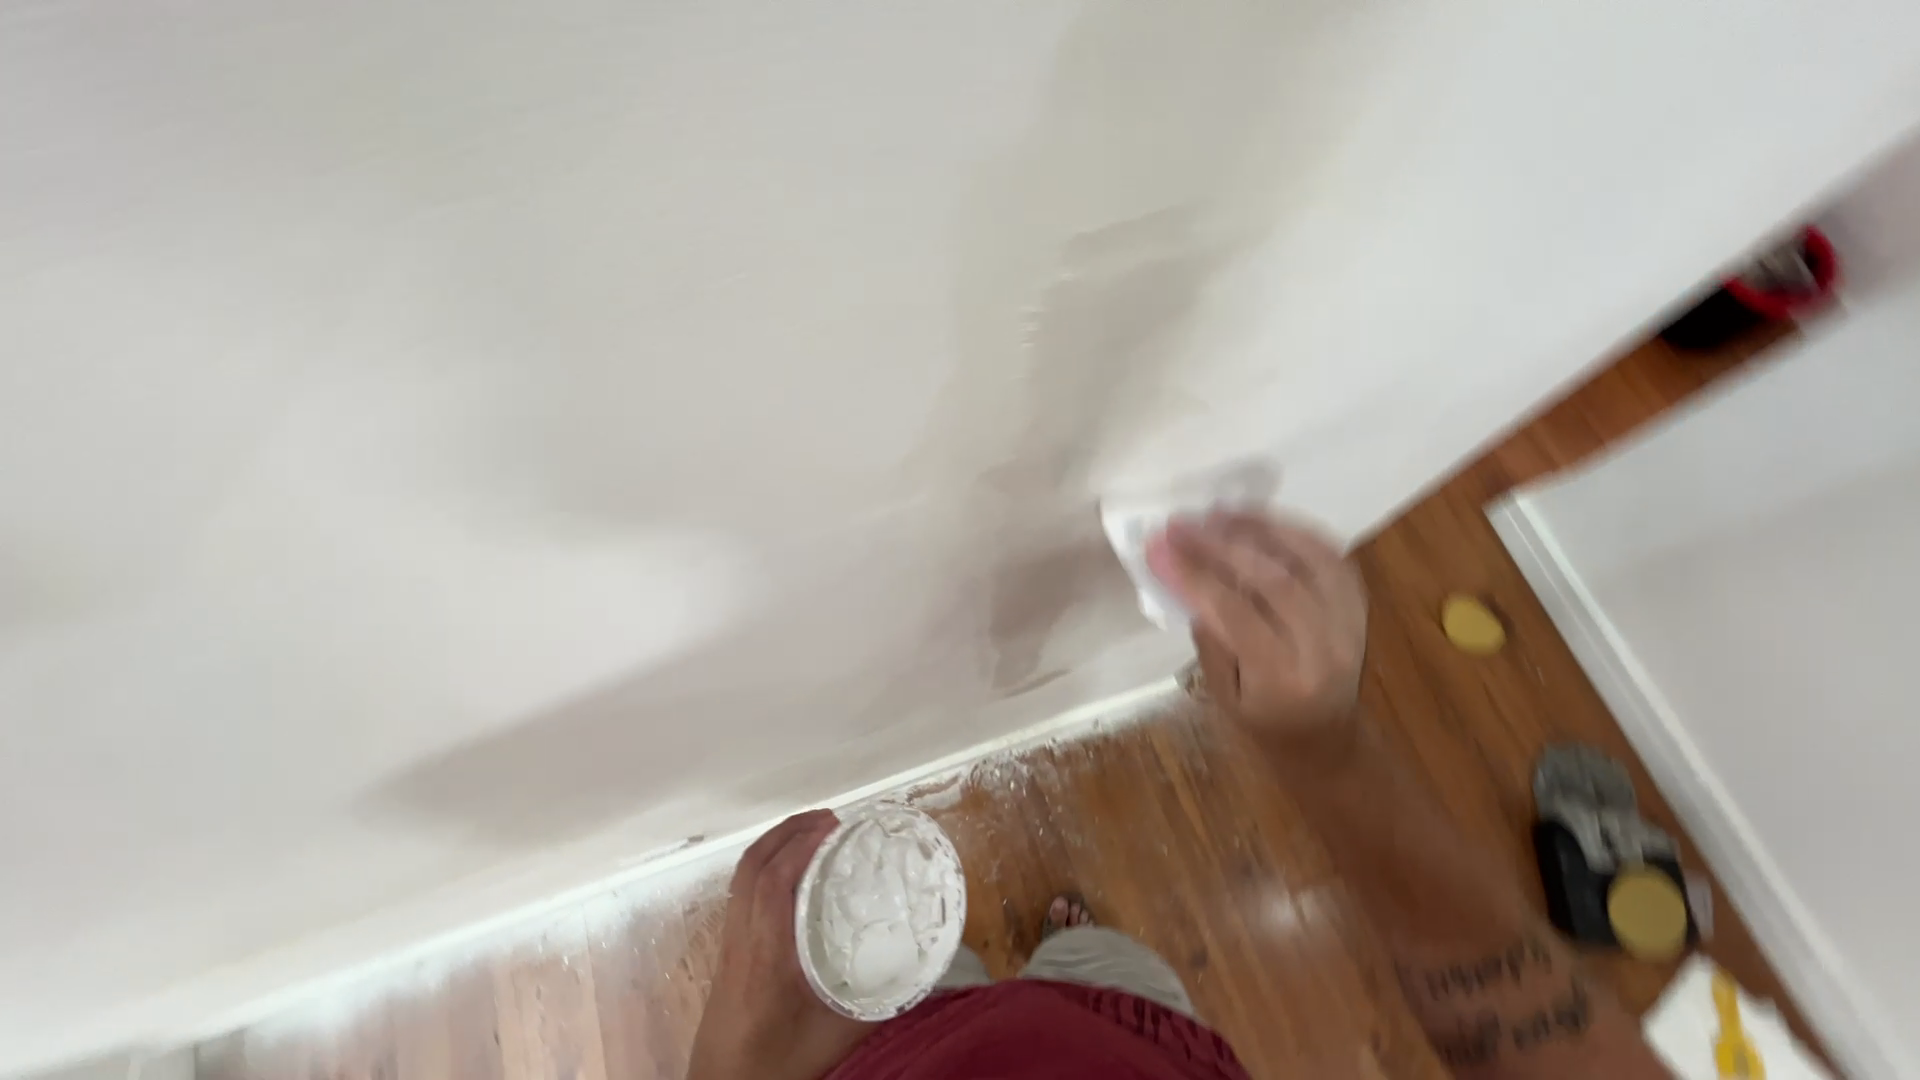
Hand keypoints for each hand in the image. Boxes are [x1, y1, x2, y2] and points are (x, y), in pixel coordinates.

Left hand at [687, 810, 875, 1079]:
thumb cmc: (777, 1065)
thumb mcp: (836, 1038)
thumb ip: (879, 1005)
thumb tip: (924, 973)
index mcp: (764, 954)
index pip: (772, 882)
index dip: (801, 845)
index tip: (834, 827)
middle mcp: (740, 940)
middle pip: (751, 866)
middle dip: (788, 832)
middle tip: (829, 820)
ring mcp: (728, 944)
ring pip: (742, 876)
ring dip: (775, 845)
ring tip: (813, 834)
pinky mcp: (727, 952)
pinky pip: (742, 891)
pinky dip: (766, 866)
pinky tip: (793, 873)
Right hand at [1146, 510, 1367, 743]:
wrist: (1326, 739)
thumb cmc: (1263, 724)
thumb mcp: (1223, 695)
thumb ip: (1210, 640)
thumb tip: (1188, 580)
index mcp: (1283, 678)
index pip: (1236, 613)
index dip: (1195, 575)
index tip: (1158, 548)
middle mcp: (1324, 647)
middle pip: (1272, 580)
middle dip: (1219, 545)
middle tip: (1179, 524)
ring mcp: (1349, 622)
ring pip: (1306, 559)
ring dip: (1257, 528)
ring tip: (1215, 513)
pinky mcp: (1358, 605)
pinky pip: (1329, 556)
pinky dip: (1293, 531)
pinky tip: (1258, 520)